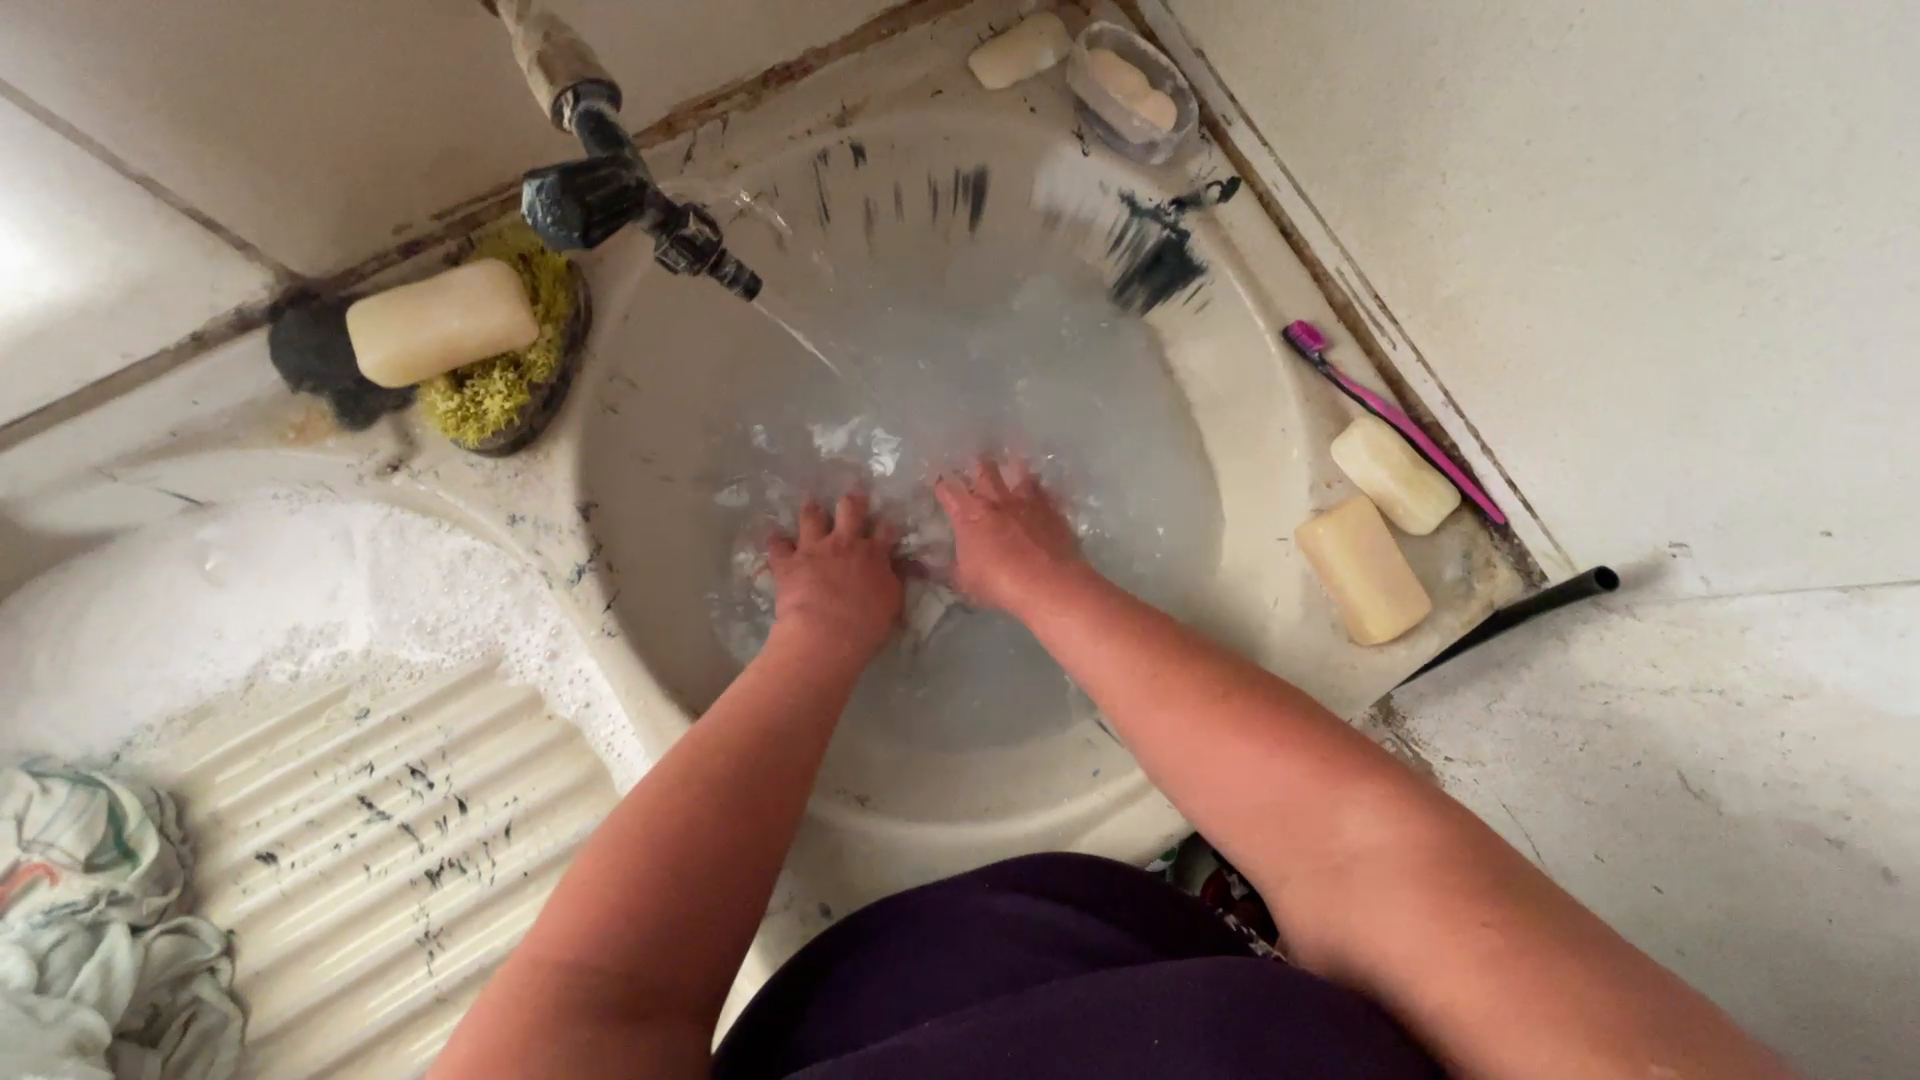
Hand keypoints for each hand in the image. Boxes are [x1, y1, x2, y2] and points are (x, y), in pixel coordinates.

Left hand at [767, 493, 903, 662]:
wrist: (826, 635)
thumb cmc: (866, 626)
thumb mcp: (892, 605)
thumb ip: (894, 582)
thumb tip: (898, 569)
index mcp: (873, 555)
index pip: (886, 530)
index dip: (887, 526)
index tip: (887, 526)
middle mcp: (844, 544)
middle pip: (850, 509)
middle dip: (852, 500)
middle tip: (852, 495)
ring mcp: (814, 549)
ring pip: (811, 517)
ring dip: (812, 510)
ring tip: (811, 504)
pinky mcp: (788, 562)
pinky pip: (778, 545)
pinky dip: (777, 542)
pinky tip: (776, 539)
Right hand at [934, 459, 1090, 613]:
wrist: (1046, 581)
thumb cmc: (997, 583)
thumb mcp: (965, 581)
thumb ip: (954, 566)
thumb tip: (940, 563)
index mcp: (968, 515)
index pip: (948, 491)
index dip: (942, 486)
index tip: (940, 484)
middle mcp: (996, 501)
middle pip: (984, 471)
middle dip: (978, 466)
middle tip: (976, 463)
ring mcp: (1026, 501)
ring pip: (1019, 473)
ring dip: (1014, 468)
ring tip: (1013, 463)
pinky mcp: (1051, 509)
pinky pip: (1043, 491)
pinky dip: (1039, 489)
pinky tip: (1041, 491)